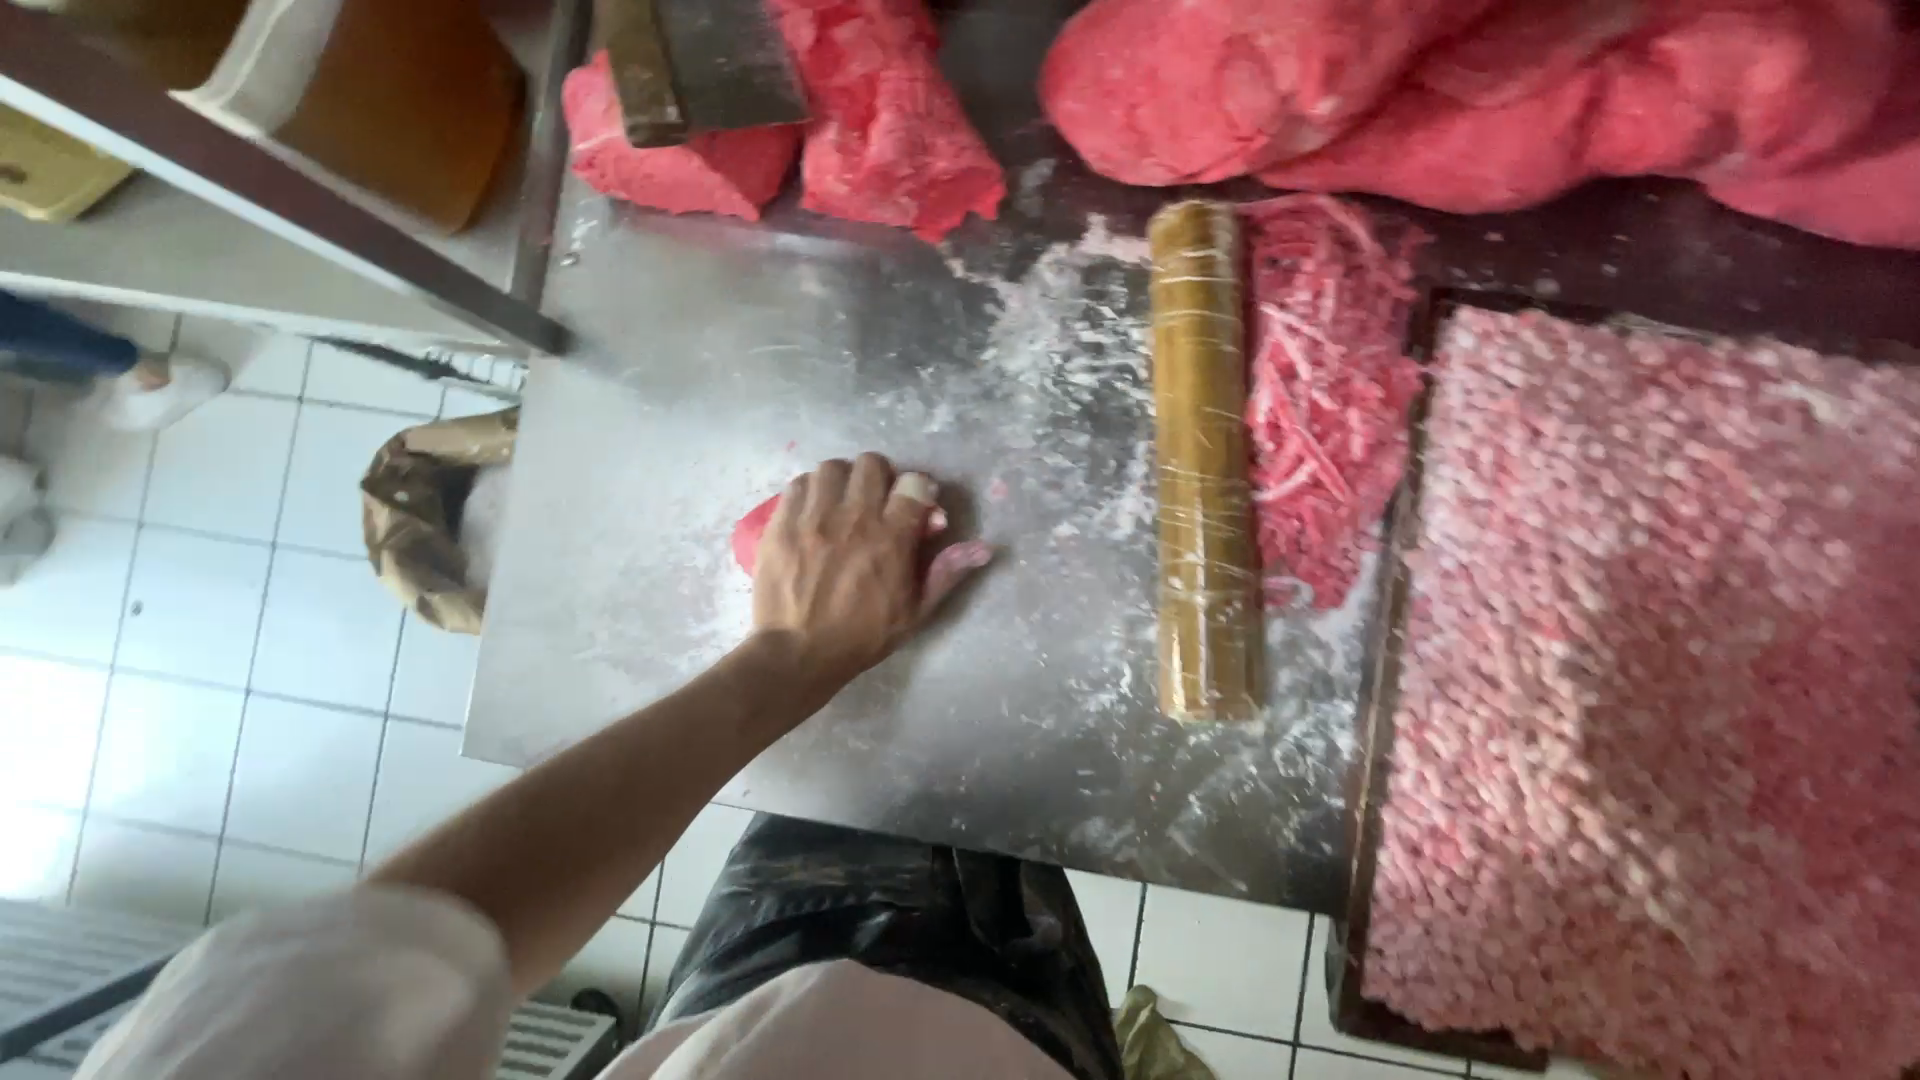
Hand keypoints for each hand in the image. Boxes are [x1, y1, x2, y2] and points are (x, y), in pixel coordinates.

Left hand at [751, 454, 992, 689]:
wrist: (797, 653)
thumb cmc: (862, 636)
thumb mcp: (915, 612)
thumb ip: (946, 572)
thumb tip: (984, 548)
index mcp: (891, 538)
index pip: (914, 483)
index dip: (919, 490)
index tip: (915, 505)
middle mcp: (853, 517)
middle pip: (872, 464)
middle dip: (880, 479)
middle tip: (876, 502)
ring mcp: (813, 517)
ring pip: (833, 468)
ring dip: (843, 482)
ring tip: (840, 504)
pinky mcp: (781, 523)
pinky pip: (798, 483)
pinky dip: (811, 492)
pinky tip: (812, 513)